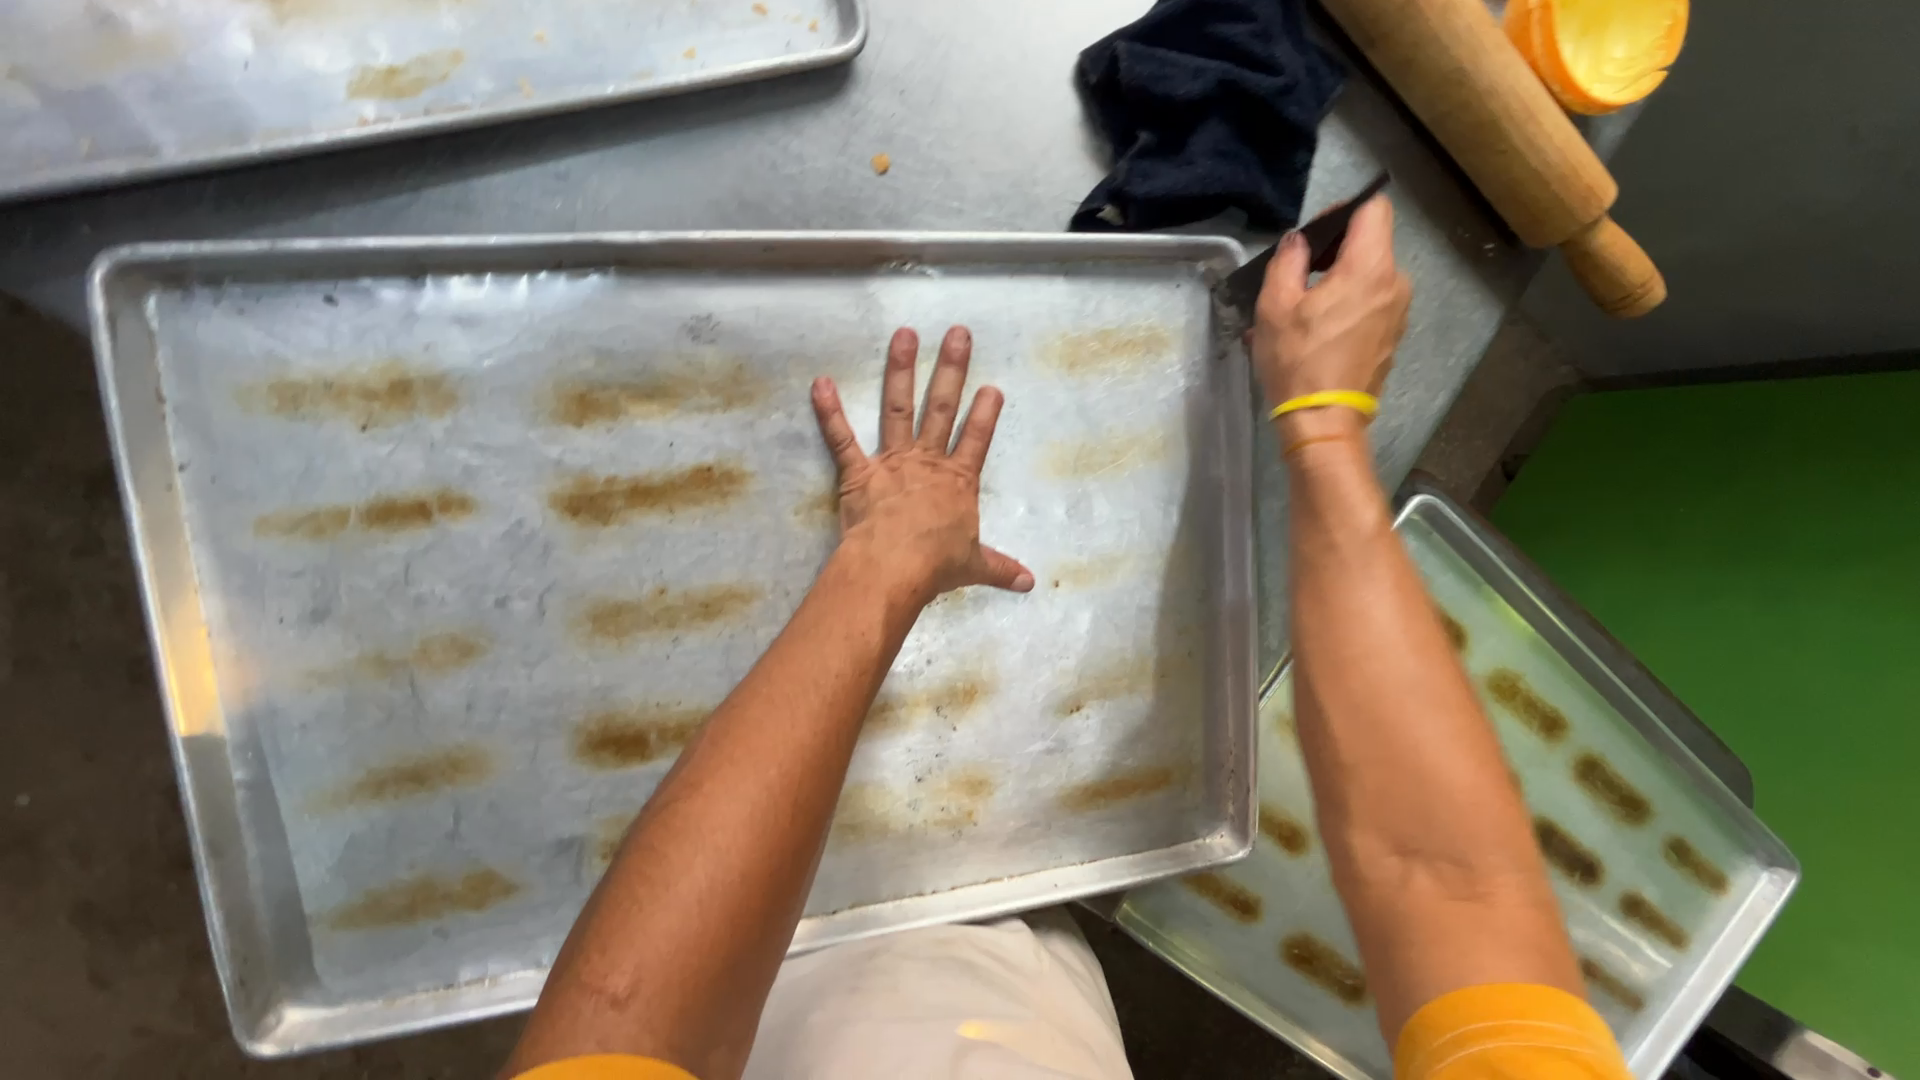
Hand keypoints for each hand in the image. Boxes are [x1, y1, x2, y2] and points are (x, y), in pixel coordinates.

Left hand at [810, 326, 1034, 606]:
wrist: (895, 567)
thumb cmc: (936, 565)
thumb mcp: (973, 565)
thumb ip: (1000, 568)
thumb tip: (1029, 583)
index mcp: (957, 482)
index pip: (976, 439)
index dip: (985, 414)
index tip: (992, 387)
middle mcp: (927, 462)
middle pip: (942, 408)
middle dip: (951, 370)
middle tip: (957, 334)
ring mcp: (892, 462)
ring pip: (897, 408)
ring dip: (900, 370)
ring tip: (903, 335)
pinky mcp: (858, 472)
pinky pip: (841, 438)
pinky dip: (829, 413)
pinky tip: (820, 384)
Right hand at [1251, 195, 1411, 428]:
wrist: (1323, 420)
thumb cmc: (1297, 360)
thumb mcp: (1274, 306)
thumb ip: (1287, 262)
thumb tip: (1297, 242)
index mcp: (1370, 268)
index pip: (1373, 209)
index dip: (1342, 210)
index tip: (1313, 234)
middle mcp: (1395, 284)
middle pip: (1370, 245)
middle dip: (1334, 252)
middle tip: (1297, 275)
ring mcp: (1398, 314)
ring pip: (1368, 279)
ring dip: (1336, 284)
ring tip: (1299, 310)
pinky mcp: (1391, 339)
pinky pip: (1369, 307)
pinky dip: (1344, 309)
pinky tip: (1314, 332)